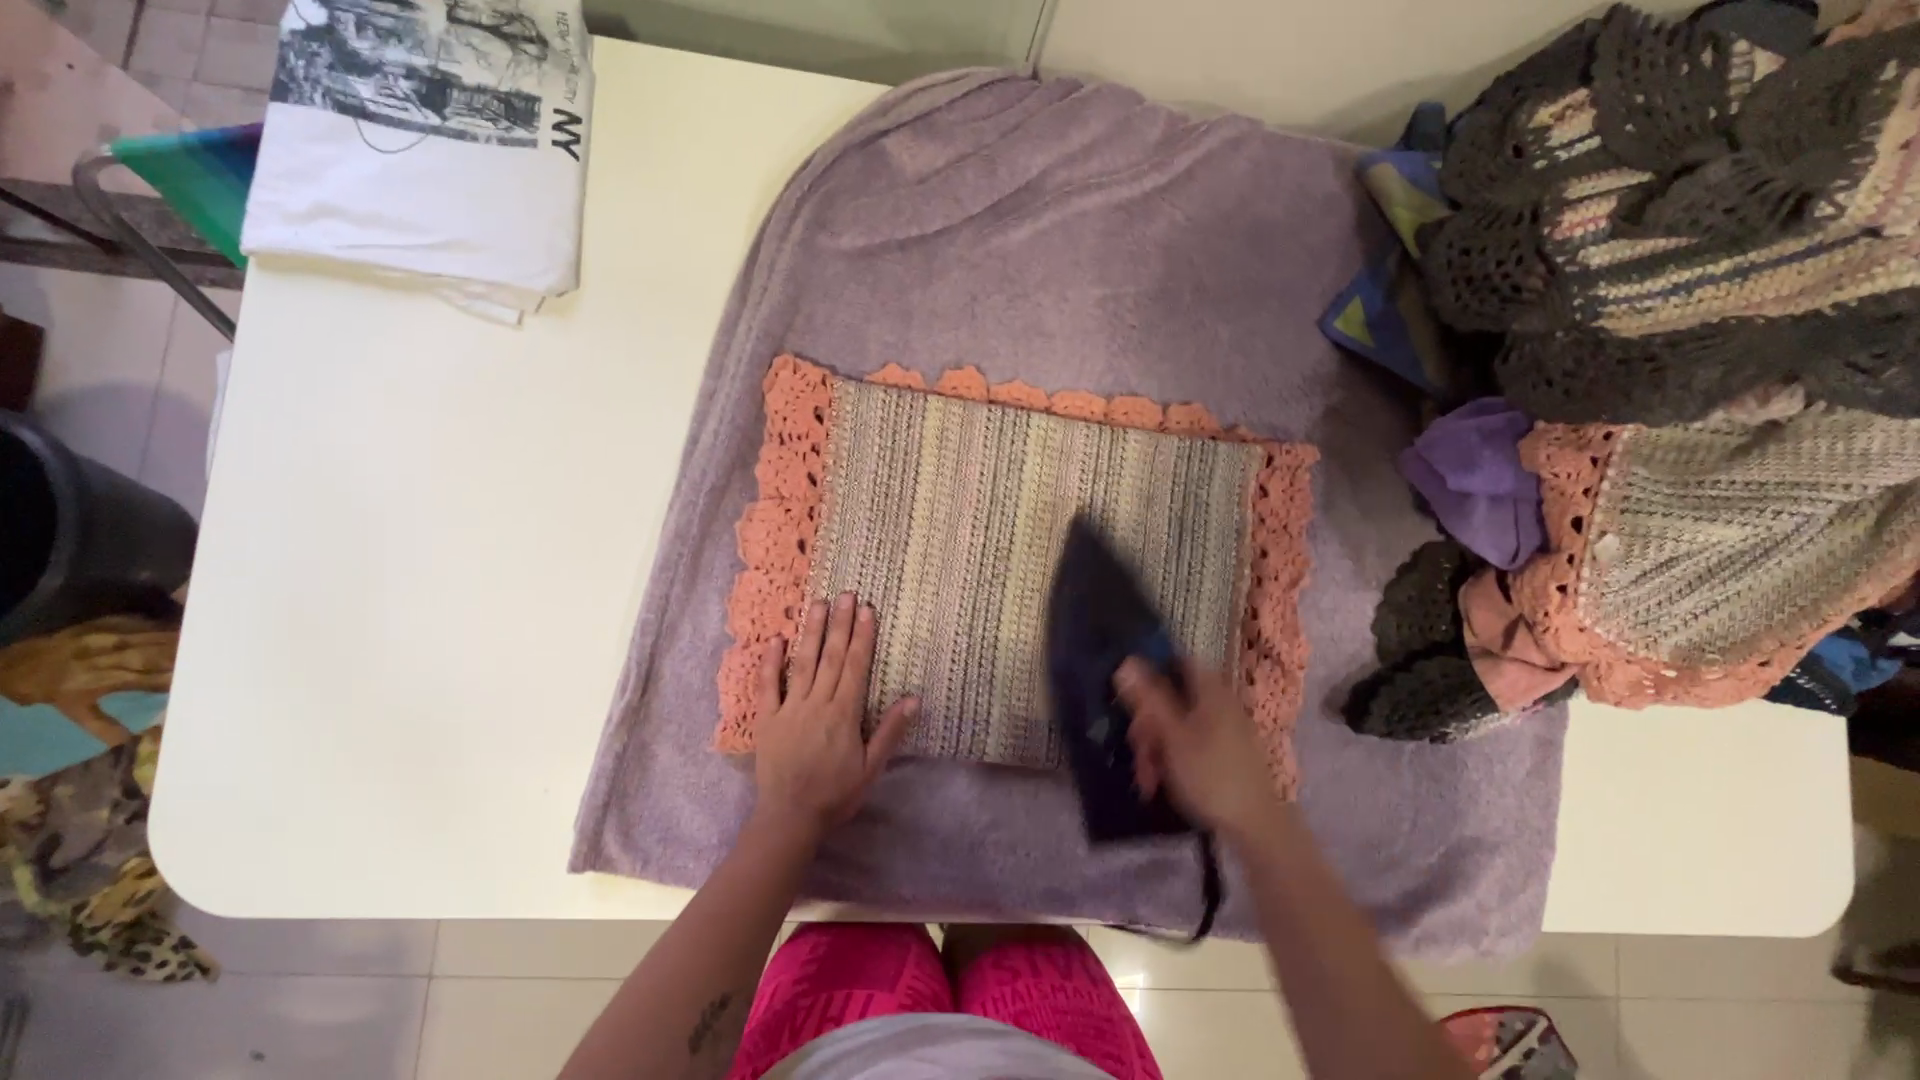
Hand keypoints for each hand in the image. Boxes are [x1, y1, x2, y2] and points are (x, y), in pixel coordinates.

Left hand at [753, 592, 917, 842]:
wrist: (790, 817)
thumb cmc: (836, 794)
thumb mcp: (871, 767)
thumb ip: (890, 731)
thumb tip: (913, 698)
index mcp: (843, 714)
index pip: (855, 666)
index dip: (862, 637)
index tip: (866, 610)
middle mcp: (816, 703)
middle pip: (830, 657)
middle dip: (839, 624)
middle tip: (845, 593)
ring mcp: (789, 709)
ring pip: (802, 663)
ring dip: (811, 632)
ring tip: (817, 603)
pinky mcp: (767, 720)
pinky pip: (767, 686)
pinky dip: (770, 662)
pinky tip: (775, 639)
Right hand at [1114, 658, 1277, 837]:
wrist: (1256, 825)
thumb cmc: (1210, 775)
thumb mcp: (1171, 736)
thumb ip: (1148, 698)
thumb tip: (1126, 661)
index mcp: (1210, 691)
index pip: (1176, 660)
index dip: (1150, 672)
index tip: (1131, 699)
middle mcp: (1219, 702)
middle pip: (1172, 697)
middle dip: (1148, 724)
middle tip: (1138, 752)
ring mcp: (1225, 728)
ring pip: (1177, 724)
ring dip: (1155, 748)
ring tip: (1148, 779)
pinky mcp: (1226, 753)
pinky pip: (1190, 743)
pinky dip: (1172, 758)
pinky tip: (1161, 784)